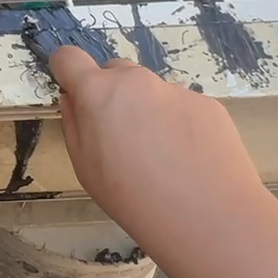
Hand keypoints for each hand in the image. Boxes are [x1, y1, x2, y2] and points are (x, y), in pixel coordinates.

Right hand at [49, 46, 266, 234]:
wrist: (211, 220)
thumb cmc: (133, 199)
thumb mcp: (85, 168)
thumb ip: (73, 124)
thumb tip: (74, 99)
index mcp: (98, 92)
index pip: (69, 57)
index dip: (66, 72)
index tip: (74, 94)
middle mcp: (136, 80)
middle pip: (114, 72)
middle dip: (111, 94)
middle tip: (122, 138)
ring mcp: (175, 89)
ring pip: (150, 91)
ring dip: (147, 110)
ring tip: (163, 157)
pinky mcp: (208, 104)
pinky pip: (182, 106)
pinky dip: (179, 124)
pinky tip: (190, 160)